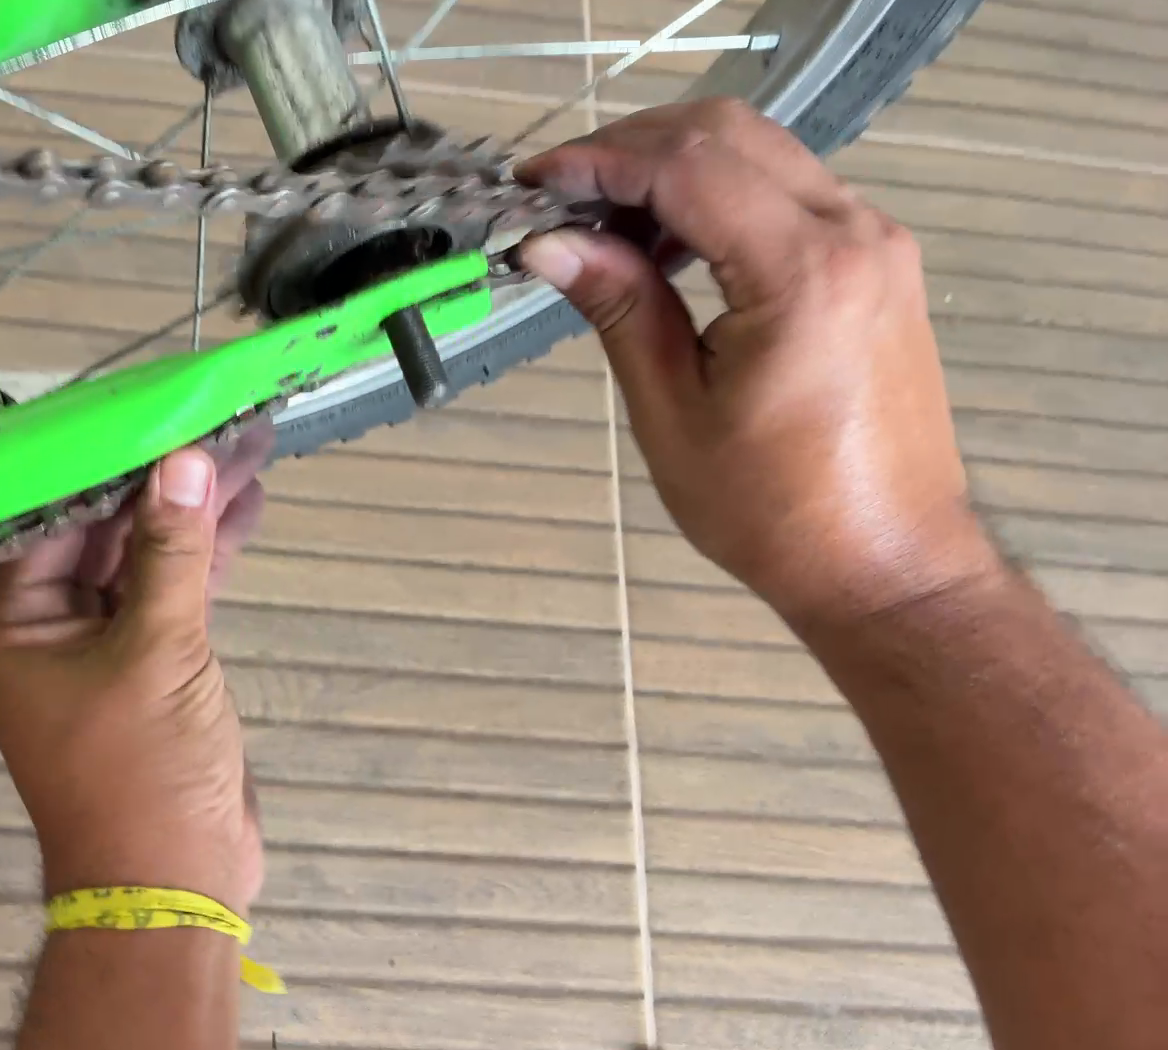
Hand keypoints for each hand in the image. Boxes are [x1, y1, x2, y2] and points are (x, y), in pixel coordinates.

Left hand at [0, 427, 271, 913]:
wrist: (176, 883)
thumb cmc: (142, 773)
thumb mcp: (157, 652)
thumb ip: (170, 553)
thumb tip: (184, 463)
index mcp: (17, 625)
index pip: (53, 520)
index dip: (103, 464)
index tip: (146, 410)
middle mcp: (51, 627)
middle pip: (106, 533)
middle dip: (164, 484)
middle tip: (215, 424)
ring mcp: (104, 644)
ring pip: (148, 559)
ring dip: (194, 514)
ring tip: (247, 450)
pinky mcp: (152, 662)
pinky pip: (176, 593)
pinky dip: (209, 558)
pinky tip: (246, 511)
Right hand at [513, 99, 1000, 625]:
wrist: (880, 554)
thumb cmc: (766, 504)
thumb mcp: (671, 407)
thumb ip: (619, 306)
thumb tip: (548, 245)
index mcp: (801, 272)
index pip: (688, 167)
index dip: (597, 162)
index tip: (530, 185)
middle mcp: (854, 231)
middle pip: (728, 134)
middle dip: (627, 148)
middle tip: (553, 196)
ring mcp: (873, 240)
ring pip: (758, 151)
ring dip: (666, 167)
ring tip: (592, 223)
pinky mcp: (871, 261)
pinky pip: (781, 191)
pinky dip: (708, 195)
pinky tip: (658, 243)